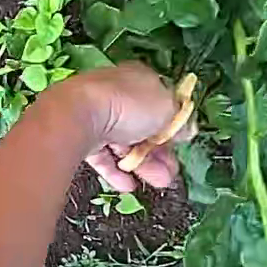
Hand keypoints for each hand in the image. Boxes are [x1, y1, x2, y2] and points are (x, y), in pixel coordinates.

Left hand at [56, 63, 194, 192]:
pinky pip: (103, 156)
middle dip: (160, 153)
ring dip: (144, 166)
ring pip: (124, 145)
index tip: (181, 144)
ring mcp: (97, 116)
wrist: (79, 115)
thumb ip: (179, 119)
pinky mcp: (81, 136)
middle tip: (171, 174)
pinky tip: (128, 187)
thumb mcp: (167, 108)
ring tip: (158, 183)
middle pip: (143, 128)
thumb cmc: (129, 104)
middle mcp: (117, 95)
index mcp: (139, 80)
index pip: (160, 103)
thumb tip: (187, 129)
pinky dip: (116, 172)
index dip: (172, 125)